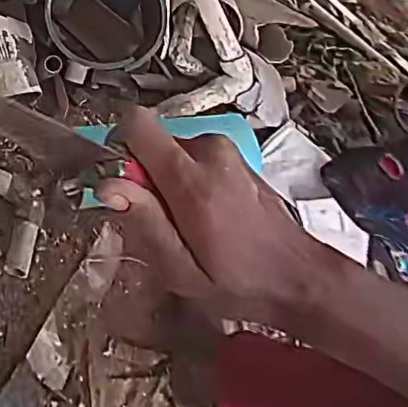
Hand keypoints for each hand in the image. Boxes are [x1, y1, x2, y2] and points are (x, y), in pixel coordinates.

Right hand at [97, 107, 337, 332]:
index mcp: (192, 179)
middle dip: (145, 172)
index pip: (137, 124)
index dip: (120, 147)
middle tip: (161, 216)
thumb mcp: (181, 270)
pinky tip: (207, 212)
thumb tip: (107, 185)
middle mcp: (209, 152)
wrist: (301, 277)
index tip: (125, 182)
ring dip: (167, 178)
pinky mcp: (235, 155)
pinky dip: (188, 177)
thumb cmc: (239, 282)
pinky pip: (191, 154)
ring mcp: (226, 150)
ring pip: (170, 150)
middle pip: (151, 141)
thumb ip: (143, 221)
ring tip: (187, 219)